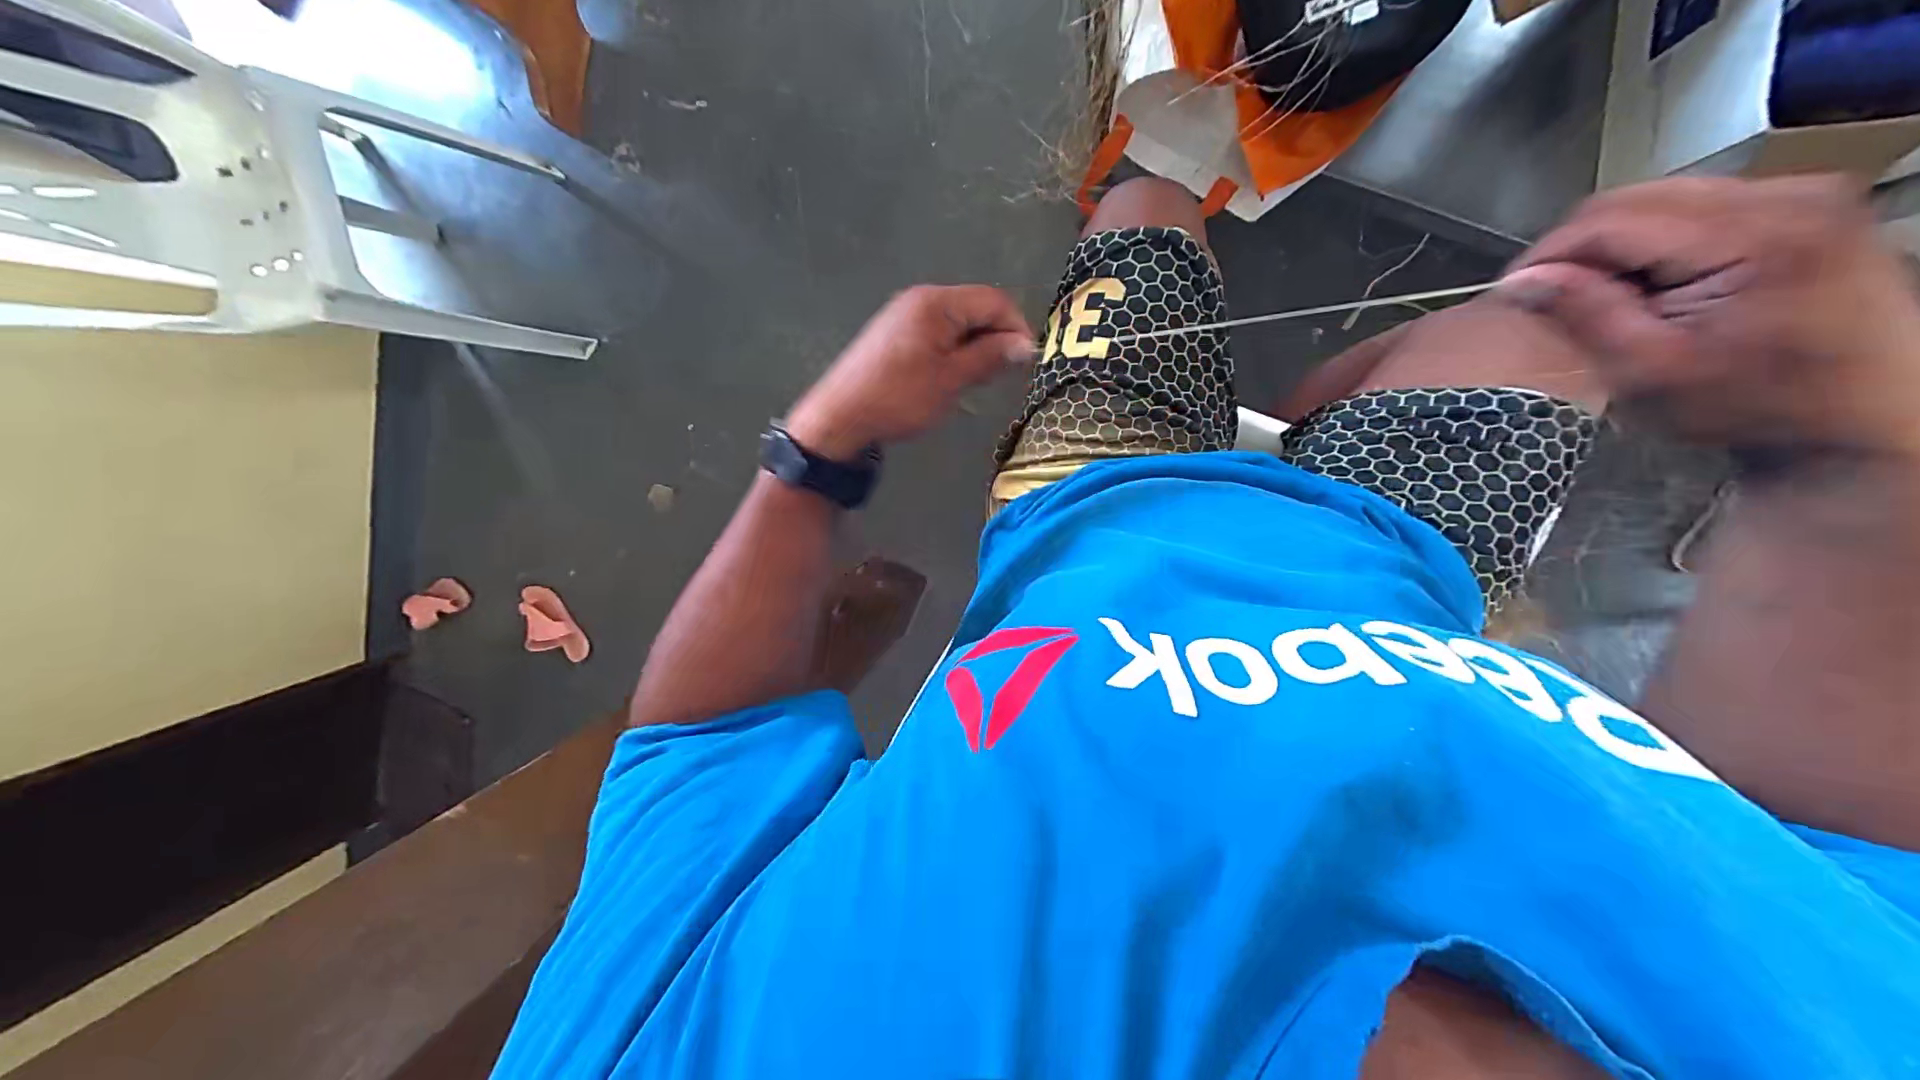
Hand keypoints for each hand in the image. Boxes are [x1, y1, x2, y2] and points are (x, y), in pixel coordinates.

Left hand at [786, 285, 1034, 460]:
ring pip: (958, 323)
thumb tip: (1026, 345)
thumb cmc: (899, 398)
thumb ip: (990, 357)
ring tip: (976, 381)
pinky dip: (954, 350)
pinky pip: (938, 333)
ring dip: (976, 347)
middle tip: (1001, 375)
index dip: (1016, 328)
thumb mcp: (951, 380)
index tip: (1026, 361)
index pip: (994, 300)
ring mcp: (905, 314)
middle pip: (976, 308)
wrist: (841, 417)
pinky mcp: (896, 333)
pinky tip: (952, 377)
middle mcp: (921, 299)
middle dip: (996, 338)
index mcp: (936, 303)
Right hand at [1498, 175, 1919, 463]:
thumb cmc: (1757, 405)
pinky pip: (1694, 209)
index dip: (1546, 255)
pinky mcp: (1803, 209)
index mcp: (1753, 236)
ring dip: (1612, 247)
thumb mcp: (1649, 368)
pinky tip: (1649, 287)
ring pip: (1659, 200)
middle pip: (1635, 200)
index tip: (1513, 294)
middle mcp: (1787, 196)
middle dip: (1577, 249)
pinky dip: (1651, 244)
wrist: (1863, 415)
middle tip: (1550, 299)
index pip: (1610, 220)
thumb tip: (1519, 281)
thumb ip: (1585, 312)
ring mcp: (1802, 197)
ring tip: (1602, 299)